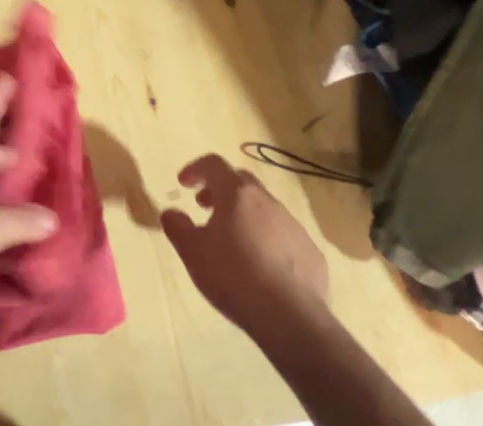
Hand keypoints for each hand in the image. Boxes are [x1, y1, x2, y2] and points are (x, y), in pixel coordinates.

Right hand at [160, 155, 328, 339]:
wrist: (290, 318)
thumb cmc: (232, 276)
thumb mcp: (192, 251)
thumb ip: (177, 226)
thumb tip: (171, 212)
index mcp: (237, 195)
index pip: (214, 164)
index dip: (196, 169)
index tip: (184, 184)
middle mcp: (268, 202)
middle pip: (242, 182)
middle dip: (221, 189)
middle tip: (205, 207)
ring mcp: (294, 227)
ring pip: (265, 209)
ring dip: (245, 215)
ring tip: (232, 241)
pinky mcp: (311, 252)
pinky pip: (284, 235)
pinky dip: (267, 239)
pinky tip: (261, 266)